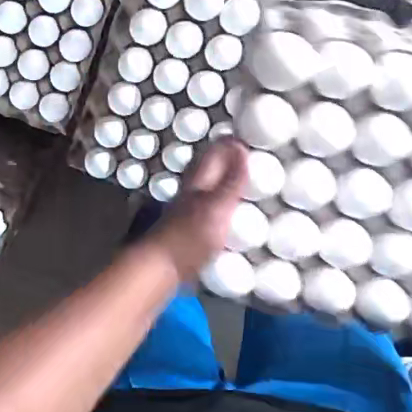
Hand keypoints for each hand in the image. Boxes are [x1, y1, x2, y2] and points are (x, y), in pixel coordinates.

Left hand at [143, 139, 249, 279]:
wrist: (158, 270)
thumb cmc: (189, 238)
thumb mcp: (217, 207)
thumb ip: (230, 180)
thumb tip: (240, 146)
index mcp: (197, 181)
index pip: (215, 152)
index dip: (232, 143)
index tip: (252, 141)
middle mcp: (190, 191)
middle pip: (209, 168)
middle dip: (229, 161)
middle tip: (253, 163)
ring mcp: (186, 211)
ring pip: (207, 188)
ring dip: (225, 184)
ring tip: (246, 188)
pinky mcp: (186, 231)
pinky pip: (208, 210)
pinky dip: (221, 207)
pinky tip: (231, 218)